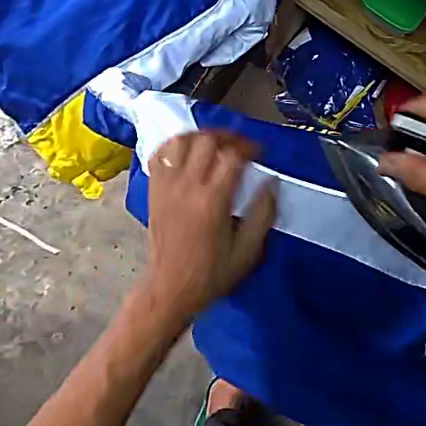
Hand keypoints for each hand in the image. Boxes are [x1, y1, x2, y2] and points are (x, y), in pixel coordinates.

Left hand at [144, 131, 275, 321]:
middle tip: (242, 146)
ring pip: (181, 141)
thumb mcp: (249, 249)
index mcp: (213, 200)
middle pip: (206, 141)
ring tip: (216, 143)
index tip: (261, 153)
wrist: (170, 289)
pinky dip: (175, 145)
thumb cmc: (213, 272)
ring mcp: (166, 187)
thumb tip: (272, 182)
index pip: (232, 156)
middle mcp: (187, 187)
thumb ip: (264, 212)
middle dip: (229, 136)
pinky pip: (159, 154)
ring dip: (201, 136)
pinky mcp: (154, 191)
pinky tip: (189, 151)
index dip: (250, 147)